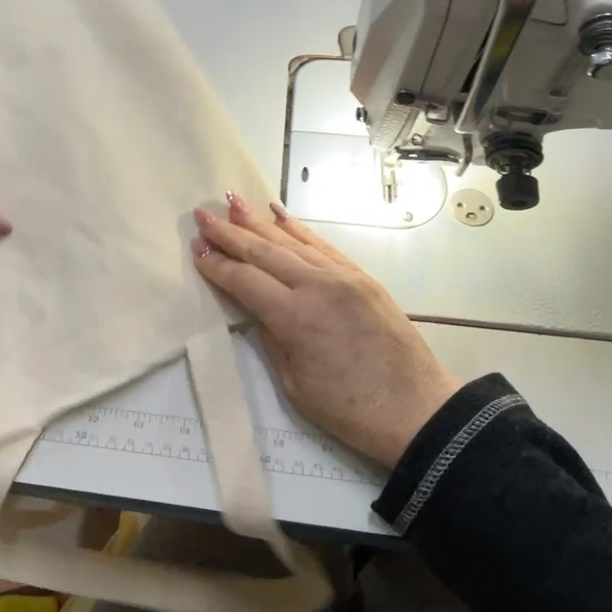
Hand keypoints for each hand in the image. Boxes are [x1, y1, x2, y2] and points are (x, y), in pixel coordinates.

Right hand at [191, 194, 460, 467]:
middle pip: (264, 251)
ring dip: (259, 221)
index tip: (195, 249)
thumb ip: (271, 339)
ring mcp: (343, 277)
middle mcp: (318, 286)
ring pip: (292, 241)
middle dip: (230, 232)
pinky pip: (322, 245)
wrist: (416, 410)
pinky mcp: (361, 278)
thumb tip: (256, 309)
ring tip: (233, 201)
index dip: (217, 265)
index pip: (245, 280)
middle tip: (202, 213)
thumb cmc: (348, 410)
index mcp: (296, 317)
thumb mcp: (294, 383)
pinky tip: (279, 215)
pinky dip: (298, 229)